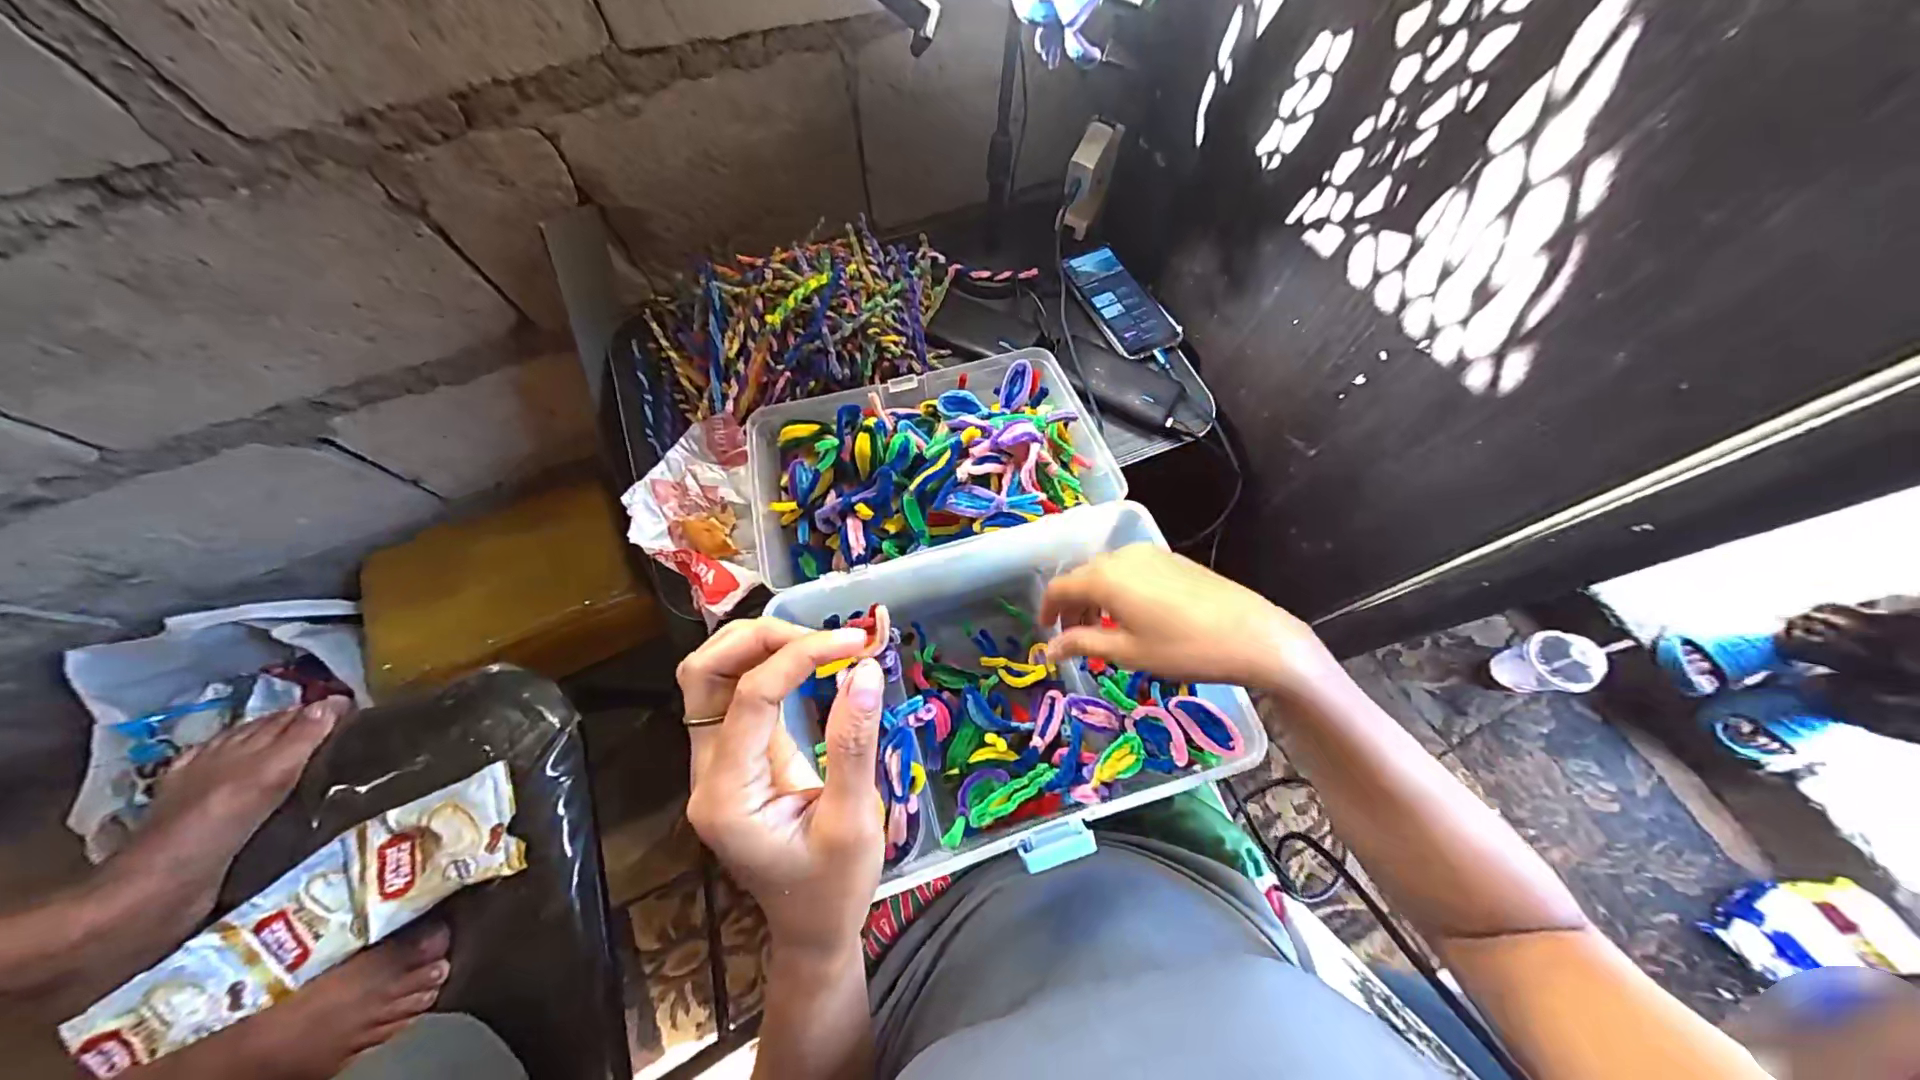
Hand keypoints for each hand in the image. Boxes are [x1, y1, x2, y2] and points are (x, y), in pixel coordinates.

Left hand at [679, 619, 886, 959]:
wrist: (812, 928)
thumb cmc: (834, 889)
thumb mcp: (851, 821)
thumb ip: (854, 743)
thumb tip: (865, 670)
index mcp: (725, 795)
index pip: (749, 698)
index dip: (800, 658)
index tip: (855, 642)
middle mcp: (706, 772)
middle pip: (705, 673)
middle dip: (763, 639)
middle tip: (827, 637)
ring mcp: (715, 763)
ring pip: (712, 675)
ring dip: (760, 645)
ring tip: (819, 640)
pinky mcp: (736, 755)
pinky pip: (736, 692)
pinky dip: (769, 663)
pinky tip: (809, 657)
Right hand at [1039, 544, 1339, 696]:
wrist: (1254, 636)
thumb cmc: (1184, 648)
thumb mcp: (1127, 652)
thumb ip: (1081, 644)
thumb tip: (1048, 649)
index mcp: (1105, 576)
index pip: (1060, 587)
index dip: (1047, 611)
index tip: (1046, 634)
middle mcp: (1122, 556)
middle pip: (1082, 577)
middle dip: (1072, 607)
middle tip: (1073, 639)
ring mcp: (1150, 554)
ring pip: (1106, 572)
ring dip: (1095, 599)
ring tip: (1102, 632)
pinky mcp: (1172, 559)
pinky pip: (1130, 571)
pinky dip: (1118, 591)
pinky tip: (1132, 617)